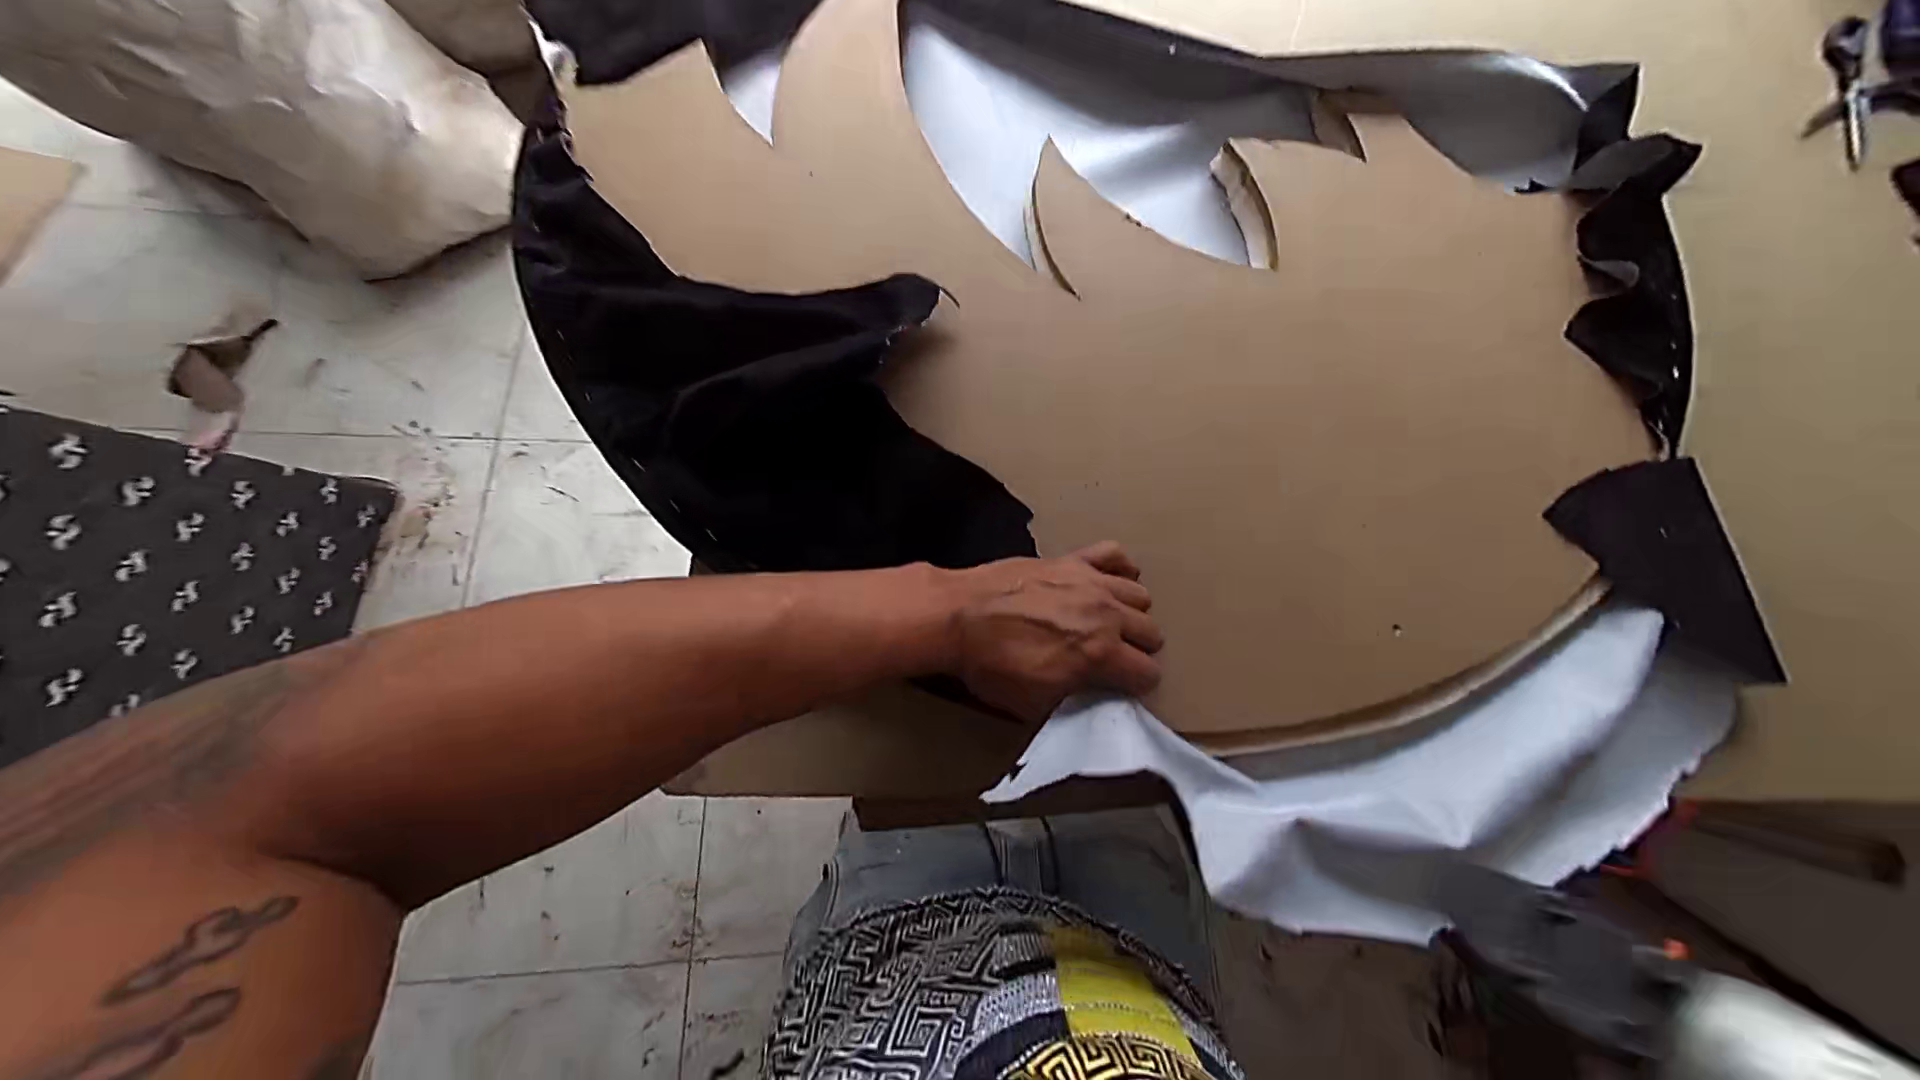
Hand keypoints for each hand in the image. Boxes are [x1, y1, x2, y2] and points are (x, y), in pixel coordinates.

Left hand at [944, 542, 1163, 721]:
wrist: (957, 616)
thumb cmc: (991, 664)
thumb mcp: (1035, 702)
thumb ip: (1076, 697)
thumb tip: (1094, 691)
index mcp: (1099, 653)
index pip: (1148, 673)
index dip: (1135, 684)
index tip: (1118, 684)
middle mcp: (1105, 614)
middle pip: (1151, 632)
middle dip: (1136, 648)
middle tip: (1110, 655)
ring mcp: (1089, 581)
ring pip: (1139, 595)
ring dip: (1129, 612)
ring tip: (1106, 621)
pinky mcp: (1071, 560)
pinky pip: (1113, 554)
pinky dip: (1118, 568)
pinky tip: (1107, 581)